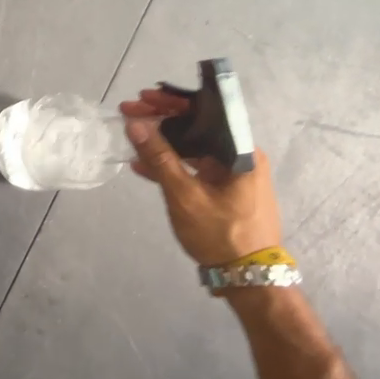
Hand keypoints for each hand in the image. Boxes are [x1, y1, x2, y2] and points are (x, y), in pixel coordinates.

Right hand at [118, 88, 281, 265]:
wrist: (250, 280)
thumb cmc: (221, 234)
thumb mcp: (184, 195)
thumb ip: (159, 158)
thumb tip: (135, 124)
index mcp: (241, 153)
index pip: (206, 113)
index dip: (172, 102)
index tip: (143, 98)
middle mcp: (242, 158)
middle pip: (198, 127)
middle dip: (162, 118)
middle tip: (129, 112)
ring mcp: (234, 175)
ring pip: (193, 147)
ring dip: (163, 140)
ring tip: (132, 135)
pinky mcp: (225, 191)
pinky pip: (195, 166)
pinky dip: (171, 163)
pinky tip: (143, 166)